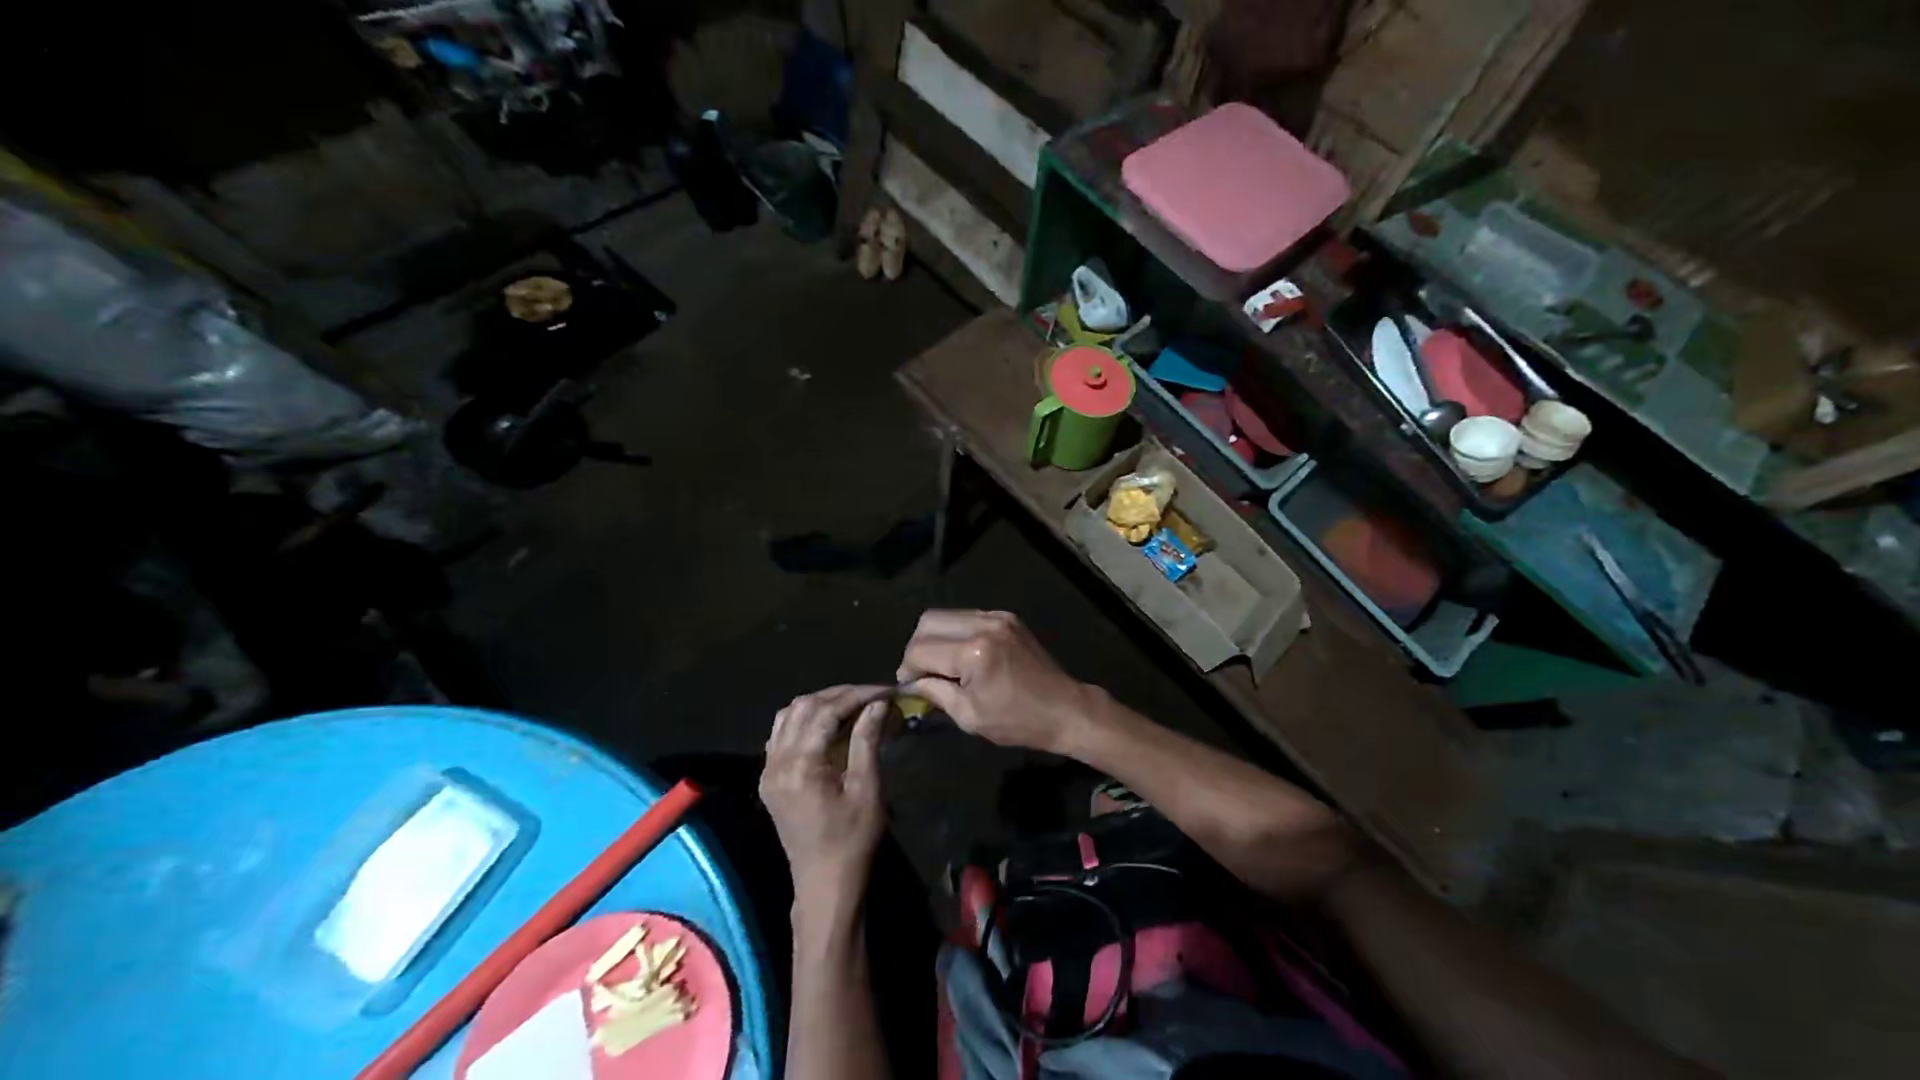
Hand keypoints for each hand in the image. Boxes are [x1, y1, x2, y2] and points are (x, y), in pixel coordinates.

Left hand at [759, 684, 893, 905]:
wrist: (825, 883)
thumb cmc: (852, 840)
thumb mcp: (866, 789)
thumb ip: (866, 741)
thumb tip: (876, 704)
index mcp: (800, 766)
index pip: (826, 711)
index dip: (857, 695)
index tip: (885, 691)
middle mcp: (776, 762)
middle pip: (804, 707)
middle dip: (839, 695)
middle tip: (872, 696)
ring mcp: (768, 770)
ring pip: (788, 716)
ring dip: (819, 704)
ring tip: (852, 705)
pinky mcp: (769, 779)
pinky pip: (781, 734)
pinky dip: (804, 720)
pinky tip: (827, 725)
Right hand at [895, 610, 1097, 754]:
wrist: (1065, 709)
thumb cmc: (1017, 721)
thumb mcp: (969, 715)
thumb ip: (934, 692)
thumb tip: (910, 682)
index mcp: (974, 653)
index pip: (920, 650)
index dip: (907, 669)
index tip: (909, 686)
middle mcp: (983, 625)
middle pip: (928, 622)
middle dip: (916, 648)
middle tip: (921, 672)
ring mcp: (997, 617)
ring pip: (946, 615)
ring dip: (935, 637)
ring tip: (940, 664)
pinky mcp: (1007, 617)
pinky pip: (967, 616)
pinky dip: (955, 632)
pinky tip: (961, 655)